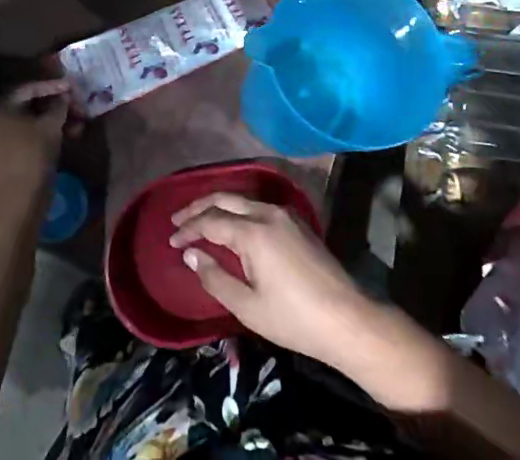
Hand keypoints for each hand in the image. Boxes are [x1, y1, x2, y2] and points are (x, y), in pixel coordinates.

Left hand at [0, 79, 73, 207]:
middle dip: (56, 106)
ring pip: (30, 123)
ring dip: (54, 122)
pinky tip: (65, 137)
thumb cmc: (34, 154)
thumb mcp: (51, 126)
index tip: (72, 87)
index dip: (52, 86)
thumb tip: (64, 95)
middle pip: (29, 106)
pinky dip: (44, 134)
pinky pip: (26, 137)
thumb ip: (59, 105)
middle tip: (76, 107)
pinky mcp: (4, 156)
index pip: (28, 89)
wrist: (20, 199)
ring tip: (76, 126)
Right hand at [169, 193, 378, 365]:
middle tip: (177, 220)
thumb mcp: (247, 306)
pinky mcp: (298, 223)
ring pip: (242, 201)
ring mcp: (285, 215)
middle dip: (198, 208)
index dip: (188, 229)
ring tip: (199, 220)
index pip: (210, 220)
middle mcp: (267, 213)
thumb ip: (214, 277)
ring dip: (218, 207)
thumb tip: (191, 254)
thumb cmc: (293, 318)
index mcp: (253, 231)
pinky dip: (237, 211)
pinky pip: (258, 207)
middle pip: (224, 199)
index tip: (170, 241)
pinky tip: (232, 225)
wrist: (348, 320)